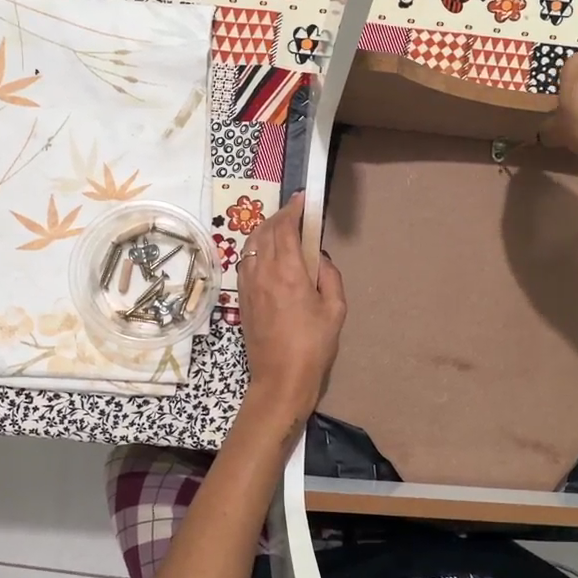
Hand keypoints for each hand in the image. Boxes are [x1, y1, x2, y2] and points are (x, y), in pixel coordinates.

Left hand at [236, 193, 346, 420]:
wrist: (280, 378)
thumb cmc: (314, 346)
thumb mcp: (336, 309)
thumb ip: (330, 276)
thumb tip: (320, 258)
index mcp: (289, 272)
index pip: (285, 228)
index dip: (293, 209)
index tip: (303, 200)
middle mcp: (263, 272)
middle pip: (265, 231)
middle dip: (280, 215)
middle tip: (295, 211)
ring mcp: (248, 284)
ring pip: (251, 244)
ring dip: (265, 230)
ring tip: (280, 228)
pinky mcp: (242, 297)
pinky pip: (246, 261)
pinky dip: (256, 248)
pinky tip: (266, 252)